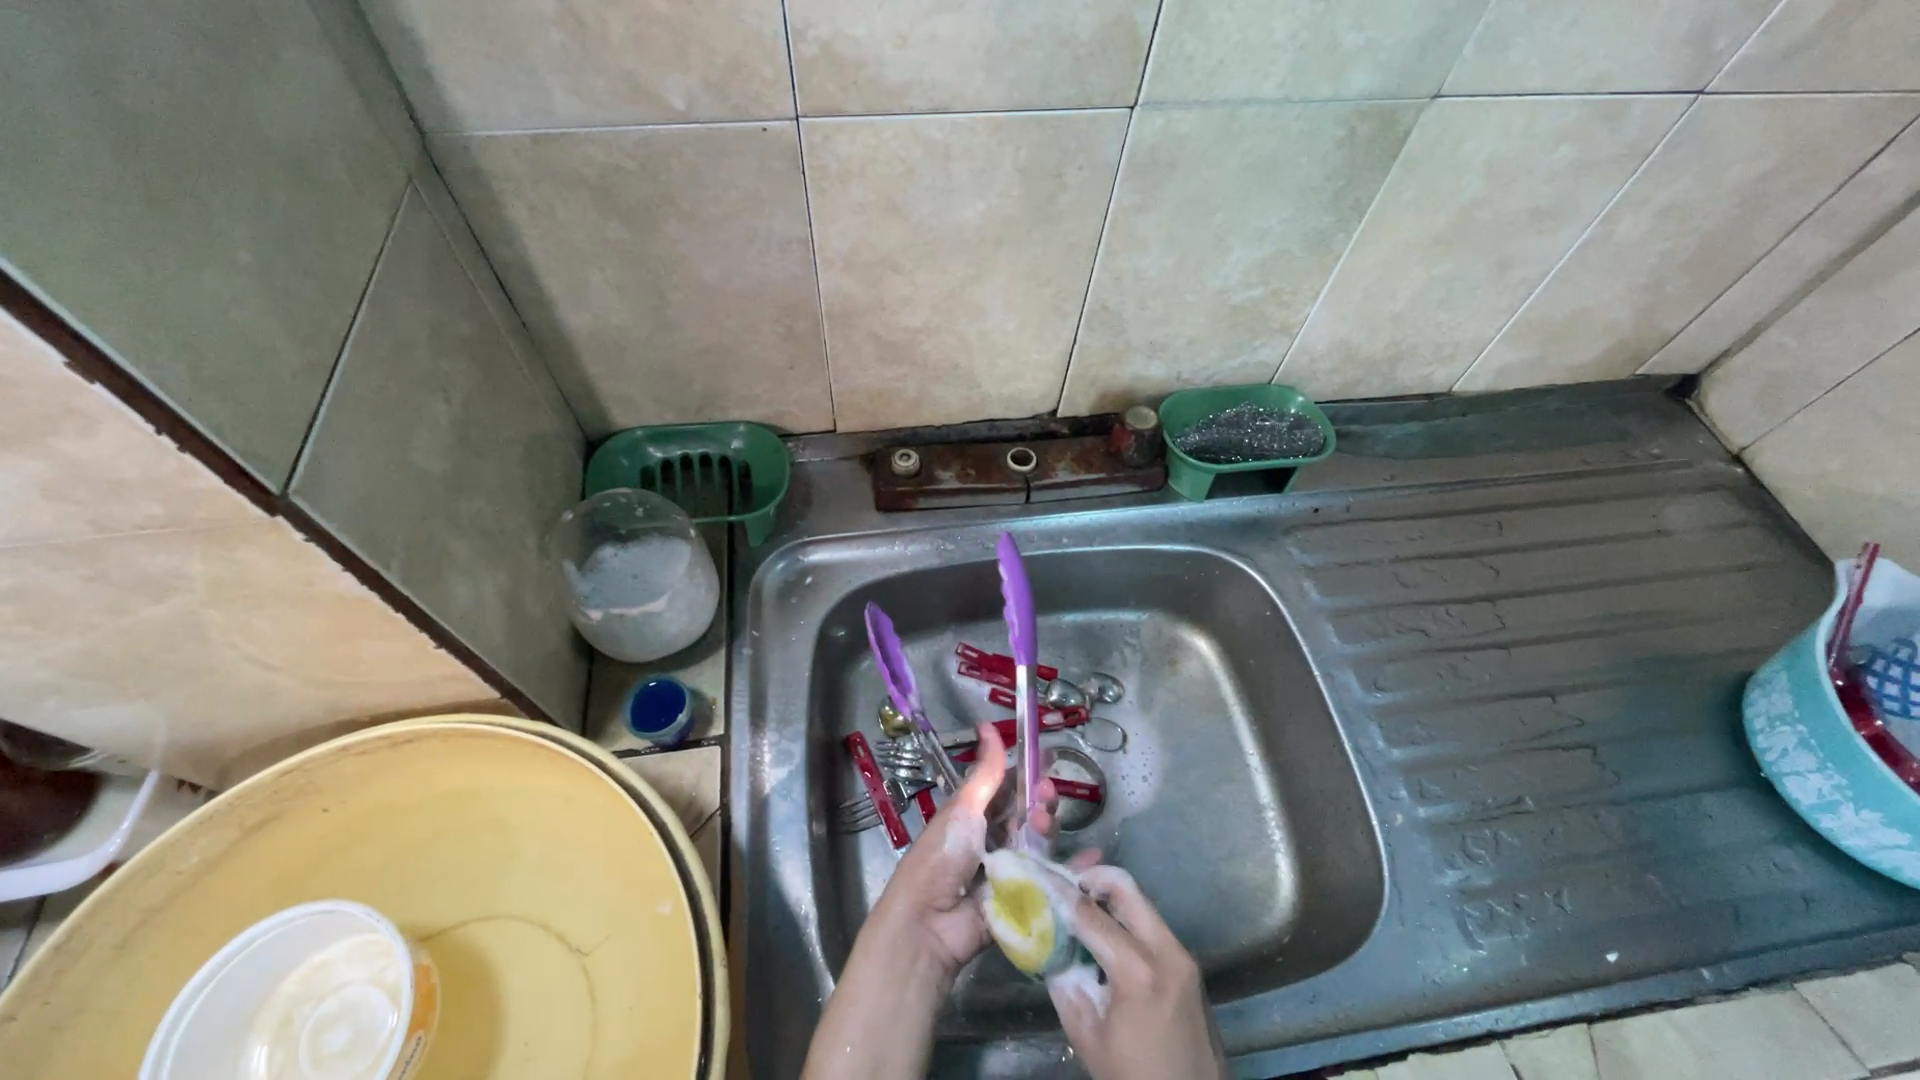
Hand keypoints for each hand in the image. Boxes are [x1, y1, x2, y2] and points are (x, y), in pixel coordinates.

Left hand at [801, 723, 1055, 1079]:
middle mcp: (990, 842)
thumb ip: (985, 773)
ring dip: (1050, 830)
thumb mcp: (964, 809)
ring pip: (1038, 845)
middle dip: (1040, 802)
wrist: (930, 923)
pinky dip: (1071, 869)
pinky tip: (1090, 857)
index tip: (1045, 760)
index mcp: (971, 818)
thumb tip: (988, 726)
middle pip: (1024, 817)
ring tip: (1050, 822)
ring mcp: (1008, 872)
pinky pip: (1050, 880)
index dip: (1025, 775)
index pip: (1004, 791)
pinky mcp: (1023, 899)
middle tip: (1048, 794)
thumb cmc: (941, 858)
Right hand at [1051, 866, 1227, 1079]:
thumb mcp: (1088, 1037)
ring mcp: (1184, 958)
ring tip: (1080, 909)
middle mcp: (1168, 952)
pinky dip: (1127, 922)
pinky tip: (1106, 938)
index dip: (1060, 892)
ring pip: (1143, 906)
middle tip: (1065, 884)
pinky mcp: (1190, 968)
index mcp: (1139, 971)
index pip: (1090, 914)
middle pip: (1127, 889)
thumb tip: (1047, 946)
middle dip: (1092, 878)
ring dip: (1110, 899)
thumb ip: (1065, 985)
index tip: (1038, 876)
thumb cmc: (1135, 1077)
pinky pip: (1154, 929)